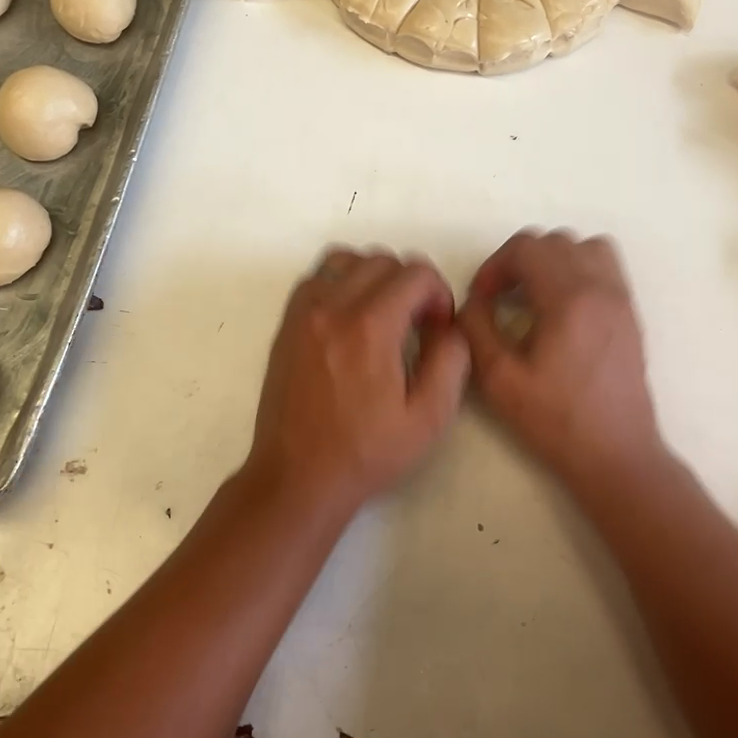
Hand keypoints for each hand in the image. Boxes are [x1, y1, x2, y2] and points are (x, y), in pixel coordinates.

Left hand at [246, 248, 471, 511]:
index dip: (439, 294)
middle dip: (410, 284)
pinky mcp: (286, 325)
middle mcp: (332, 308)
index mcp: (370, 328)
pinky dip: (339, 284)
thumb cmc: (367, 453)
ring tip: (383, 314)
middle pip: (381, 260)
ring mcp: (303, 314)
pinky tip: (351, 320)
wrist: (298, 476)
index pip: (415, 273)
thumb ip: (451, 360)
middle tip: (416, 324)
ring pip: (345, 260)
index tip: (437, 328)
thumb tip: (449, 325)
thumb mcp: (429, 417)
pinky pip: (316, 278)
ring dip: (372, 276)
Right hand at [459, 230, 661, 482]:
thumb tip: (474, 302)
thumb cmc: (555, 421)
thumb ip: (476, 329)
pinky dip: (577, 271)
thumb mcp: (499, 379)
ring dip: (552, 260)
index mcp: (569, 299)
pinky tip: (560, 308)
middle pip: (554, 241)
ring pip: (584, 246)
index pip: (526, 248)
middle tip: (500, 299)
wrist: (616, 455)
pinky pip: (605, 267)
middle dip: (519, 261)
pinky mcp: (630, 314)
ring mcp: (621, 299)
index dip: (494, 266)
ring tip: (533, 295)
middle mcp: (601, 287)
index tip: (482, 300)